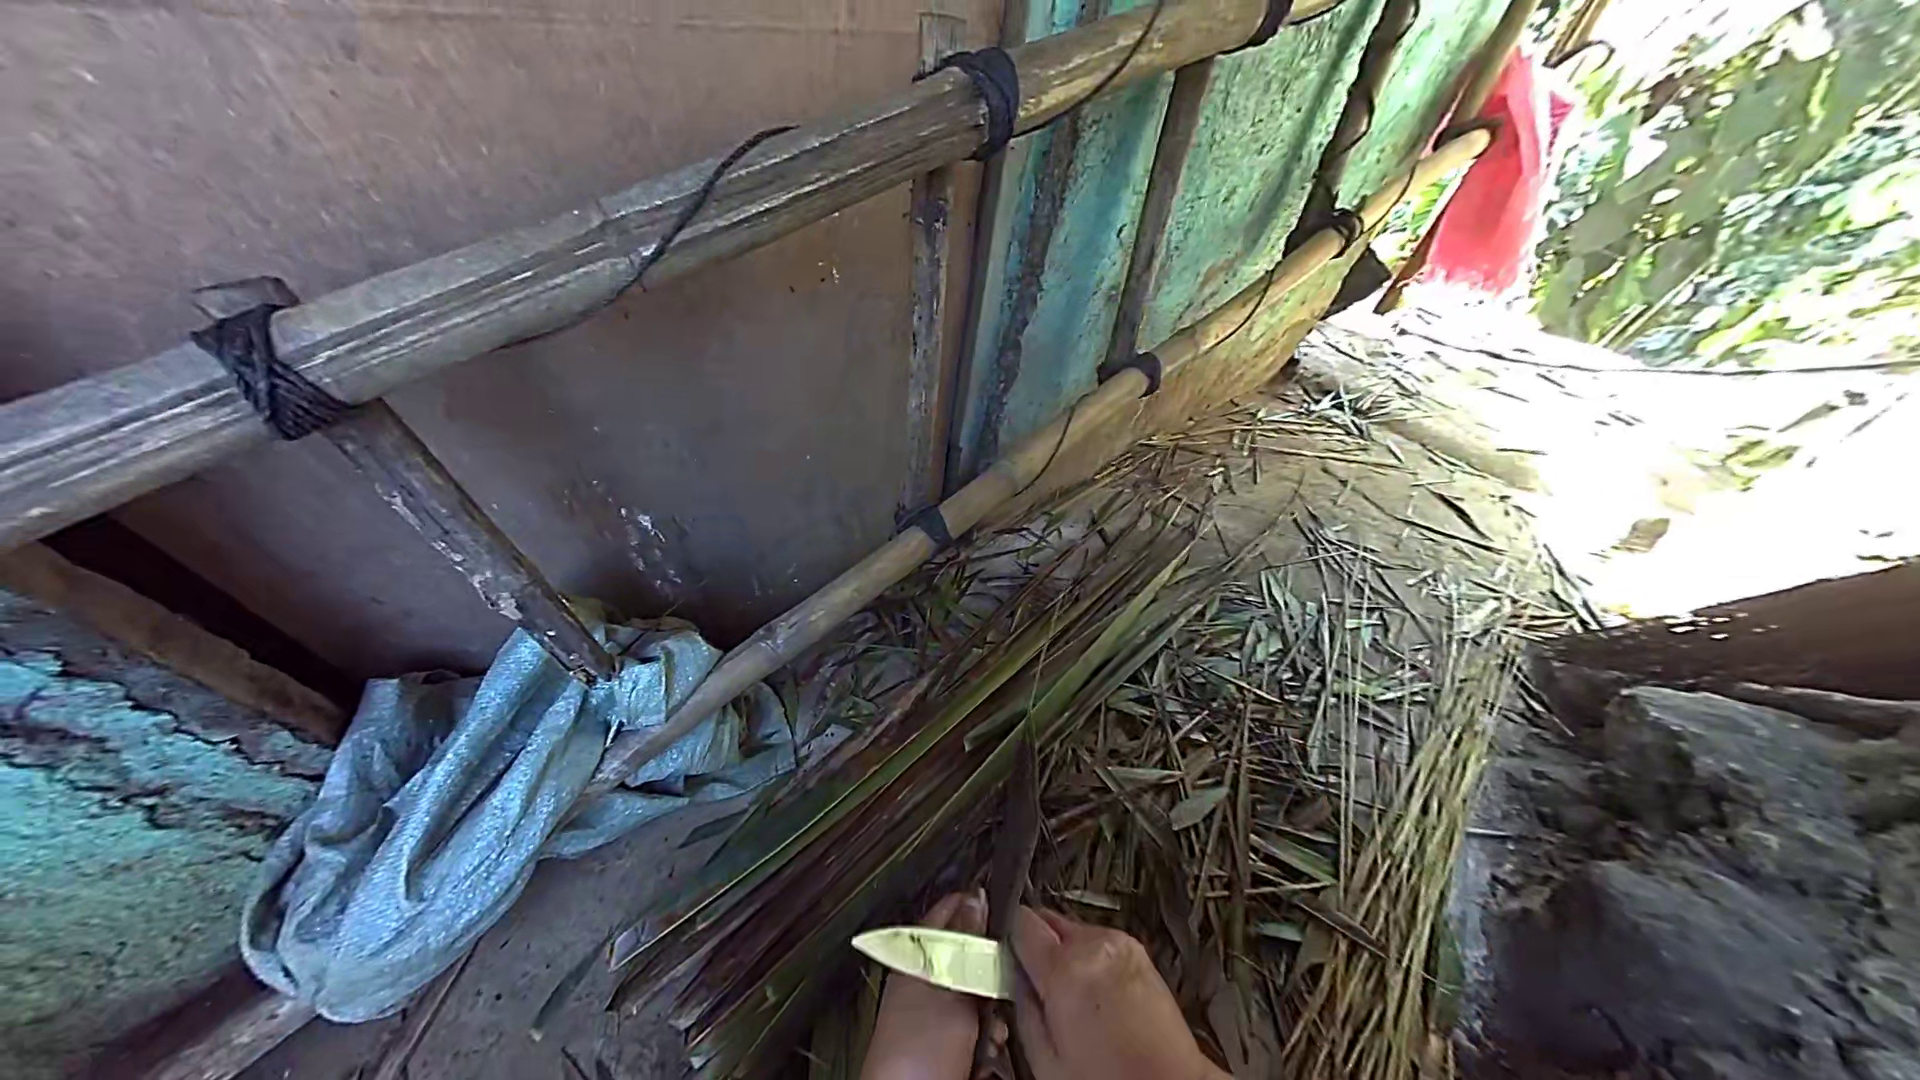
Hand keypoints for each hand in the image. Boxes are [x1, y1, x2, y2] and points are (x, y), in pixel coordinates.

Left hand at [860, 890, 1006, 1079]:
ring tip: (993, 1027)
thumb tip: (977, 897)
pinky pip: (978, 1028)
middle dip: (993, 971)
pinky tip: (989, 1048)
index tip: (1006, 915)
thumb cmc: (917, 1047)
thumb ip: (966, 939)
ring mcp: (937, 1012)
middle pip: (972, 955)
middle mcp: (927, 978)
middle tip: (1001, 983)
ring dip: (993, 1011)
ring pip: (980, 993)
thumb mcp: (949, 983)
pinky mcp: (948, 1043)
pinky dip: (988, 1037)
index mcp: (918, 953)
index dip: (979, 908)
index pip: (951, 910)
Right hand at [1011, 907, 1228, 1079]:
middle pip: (1047, 918)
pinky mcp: (1137, 951)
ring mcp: (1119, 944)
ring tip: (1071, 998)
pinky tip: (1096, 998)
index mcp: (1065, 968)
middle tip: (1035, 983)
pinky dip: (1090, 960)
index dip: (1007, 934)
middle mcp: (1093, 944)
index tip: (1003, 951)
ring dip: (1065, 952)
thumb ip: (1022, 1008)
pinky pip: (1098, 942)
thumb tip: (1011, 978)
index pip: (1021, 920)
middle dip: (1036, 944)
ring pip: (1073, 930)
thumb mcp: (1047, 1060)